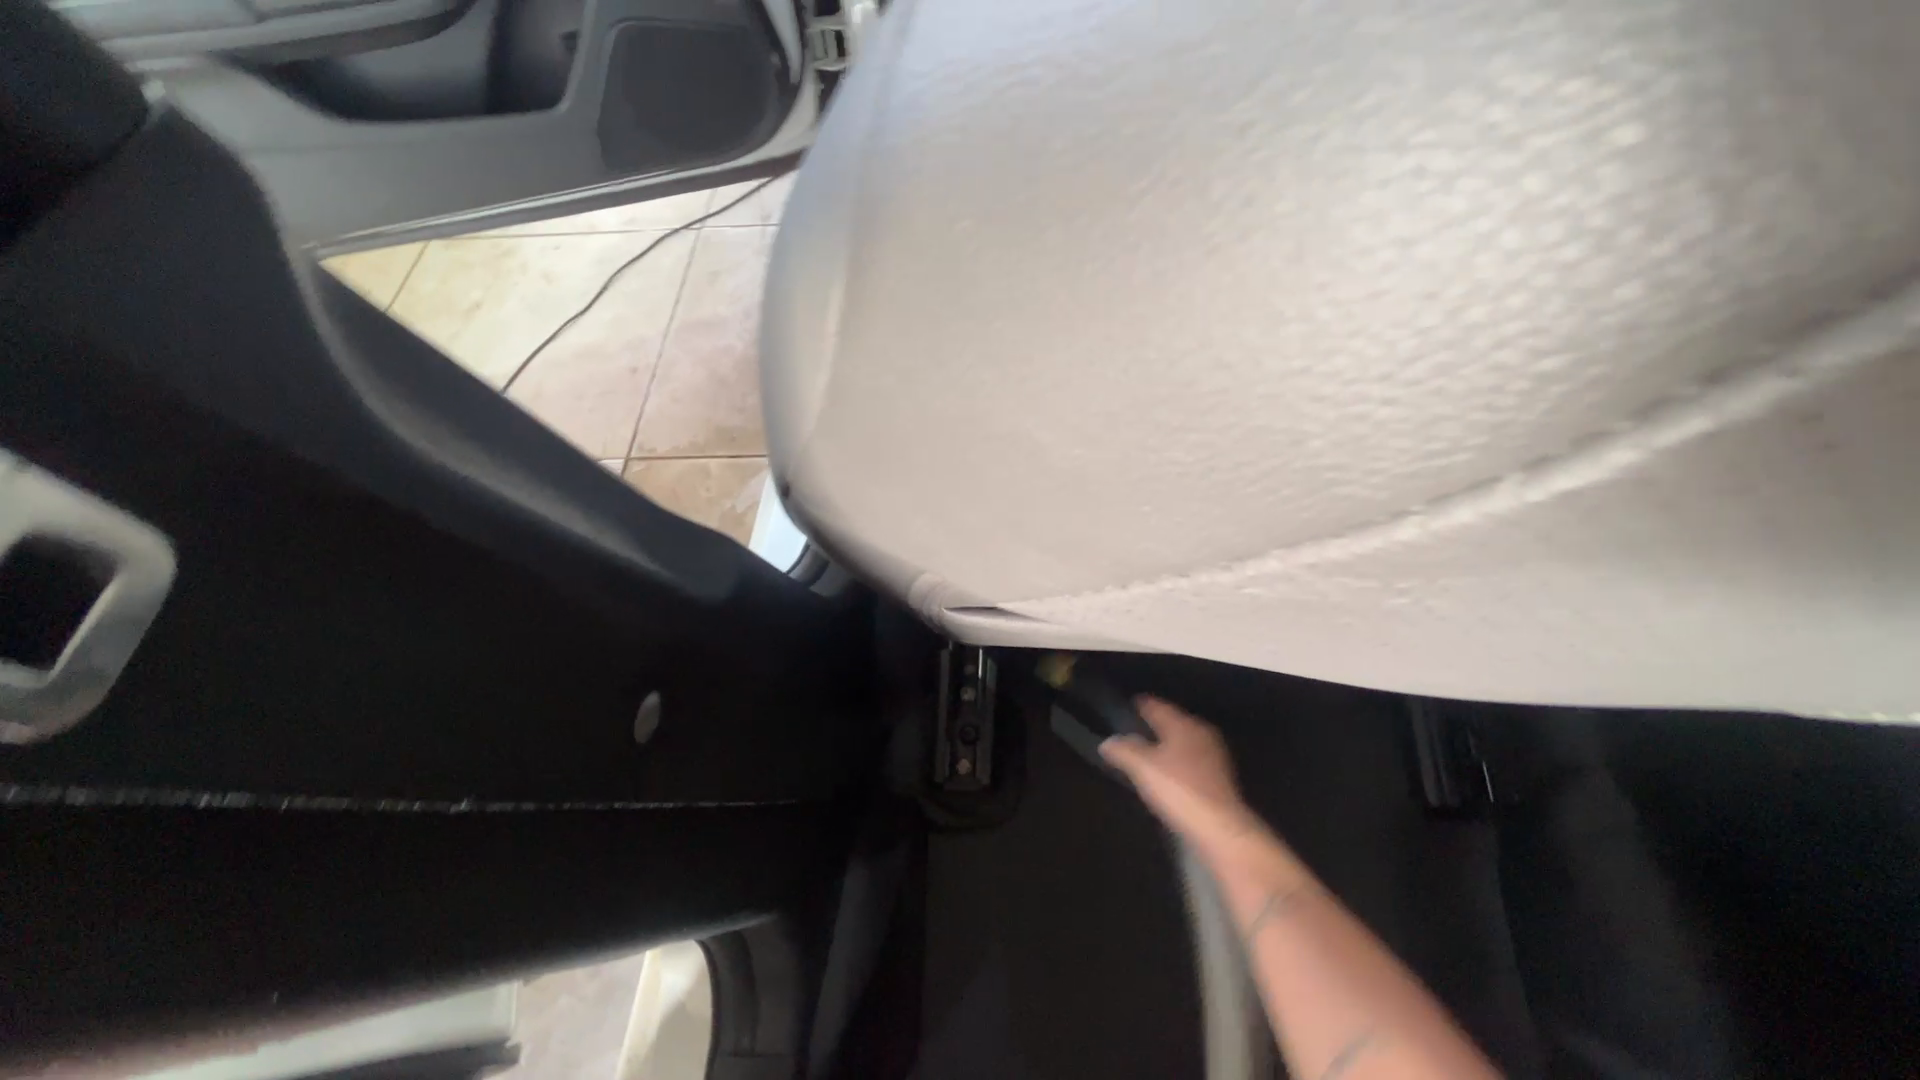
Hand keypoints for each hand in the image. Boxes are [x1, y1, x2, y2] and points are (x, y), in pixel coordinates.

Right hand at [1100, 696, 1266, 851]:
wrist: (1220, 828)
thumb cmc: (1178, 789)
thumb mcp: (1142, 768)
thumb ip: (1123, 750)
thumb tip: (1107, 741)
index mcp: (1183, 724)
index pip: (1157, 706)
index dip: (1139, 705)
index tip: (1125, 705)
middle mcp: (1201, 733)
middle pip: (1172, 722)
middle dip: (1153, 725)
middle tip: (1131, 729)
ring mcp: (1214, 755)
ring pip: (1183, 742)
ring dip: (1166, 744)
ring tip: (1145, 752)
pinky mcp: (1219, 778)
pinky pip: (1190, 760)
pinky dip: (1176, 761)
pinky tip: (1166, 773)